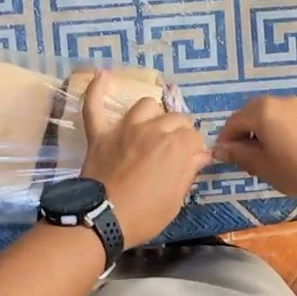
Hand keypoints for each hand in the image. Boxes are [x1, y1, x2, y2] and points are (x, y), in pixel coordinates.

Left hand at [79, 74, 210, 245]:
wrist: (103, 220)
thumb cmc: (144, 216)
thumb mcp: (176, 200)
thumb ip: (188, 172)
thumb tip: (201, 155)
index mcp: (176, 146)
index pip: (195, 138)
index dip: (195, 151)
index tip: (191, 163)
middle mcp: (153, 129)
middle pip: (175, 118)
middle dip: (180, 132)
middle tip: (175, 151)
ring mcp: (124, 129)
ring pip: (146, 106)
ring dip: (153, 114)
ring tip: (153, 127)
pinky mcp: (100, 134)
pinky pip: (94, 106)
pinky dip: (97, 89)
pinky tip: (102, 75)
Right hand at [212, 95, 296, 203]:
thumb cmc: (293, 169)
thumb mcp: (260, 164)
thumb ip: (238, 153)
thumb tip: (220, 149)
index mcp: (261, 110)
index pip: (233, 123)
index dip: (225, 141)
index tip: (225, 159)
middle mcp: (276, 100)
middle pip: (248, 115)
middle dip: (242, 134)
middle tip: (244, 159)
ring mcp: (294, 105)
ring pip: (265, 115)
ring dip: (257, 132)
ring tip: (262, 157)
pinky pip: (280, 117)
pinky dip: (272, 129)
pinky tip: (279, 150)